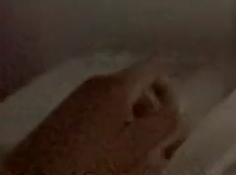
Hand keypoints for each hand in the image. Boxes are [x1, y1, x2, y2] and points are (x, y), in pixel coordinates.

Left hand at [0, 61, 183, 174]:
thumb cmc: (84, 167)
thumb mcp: (132, 149)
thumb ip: (162, 125)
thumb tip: (177, 111)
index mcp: (116, 85)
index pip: (155, 70)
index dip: (170, 92)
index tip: (173, 124)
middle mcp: (96, 84)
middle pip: (135, 88)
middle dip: (150, 114)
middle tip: (155, 146)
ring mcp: (74, 101)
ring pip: (115, 105)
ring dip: (130, 126)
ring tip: (131, 157)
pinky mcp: (58, 121)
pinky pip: (95, 117)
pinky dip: (108, 132)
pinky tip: (104, 159)